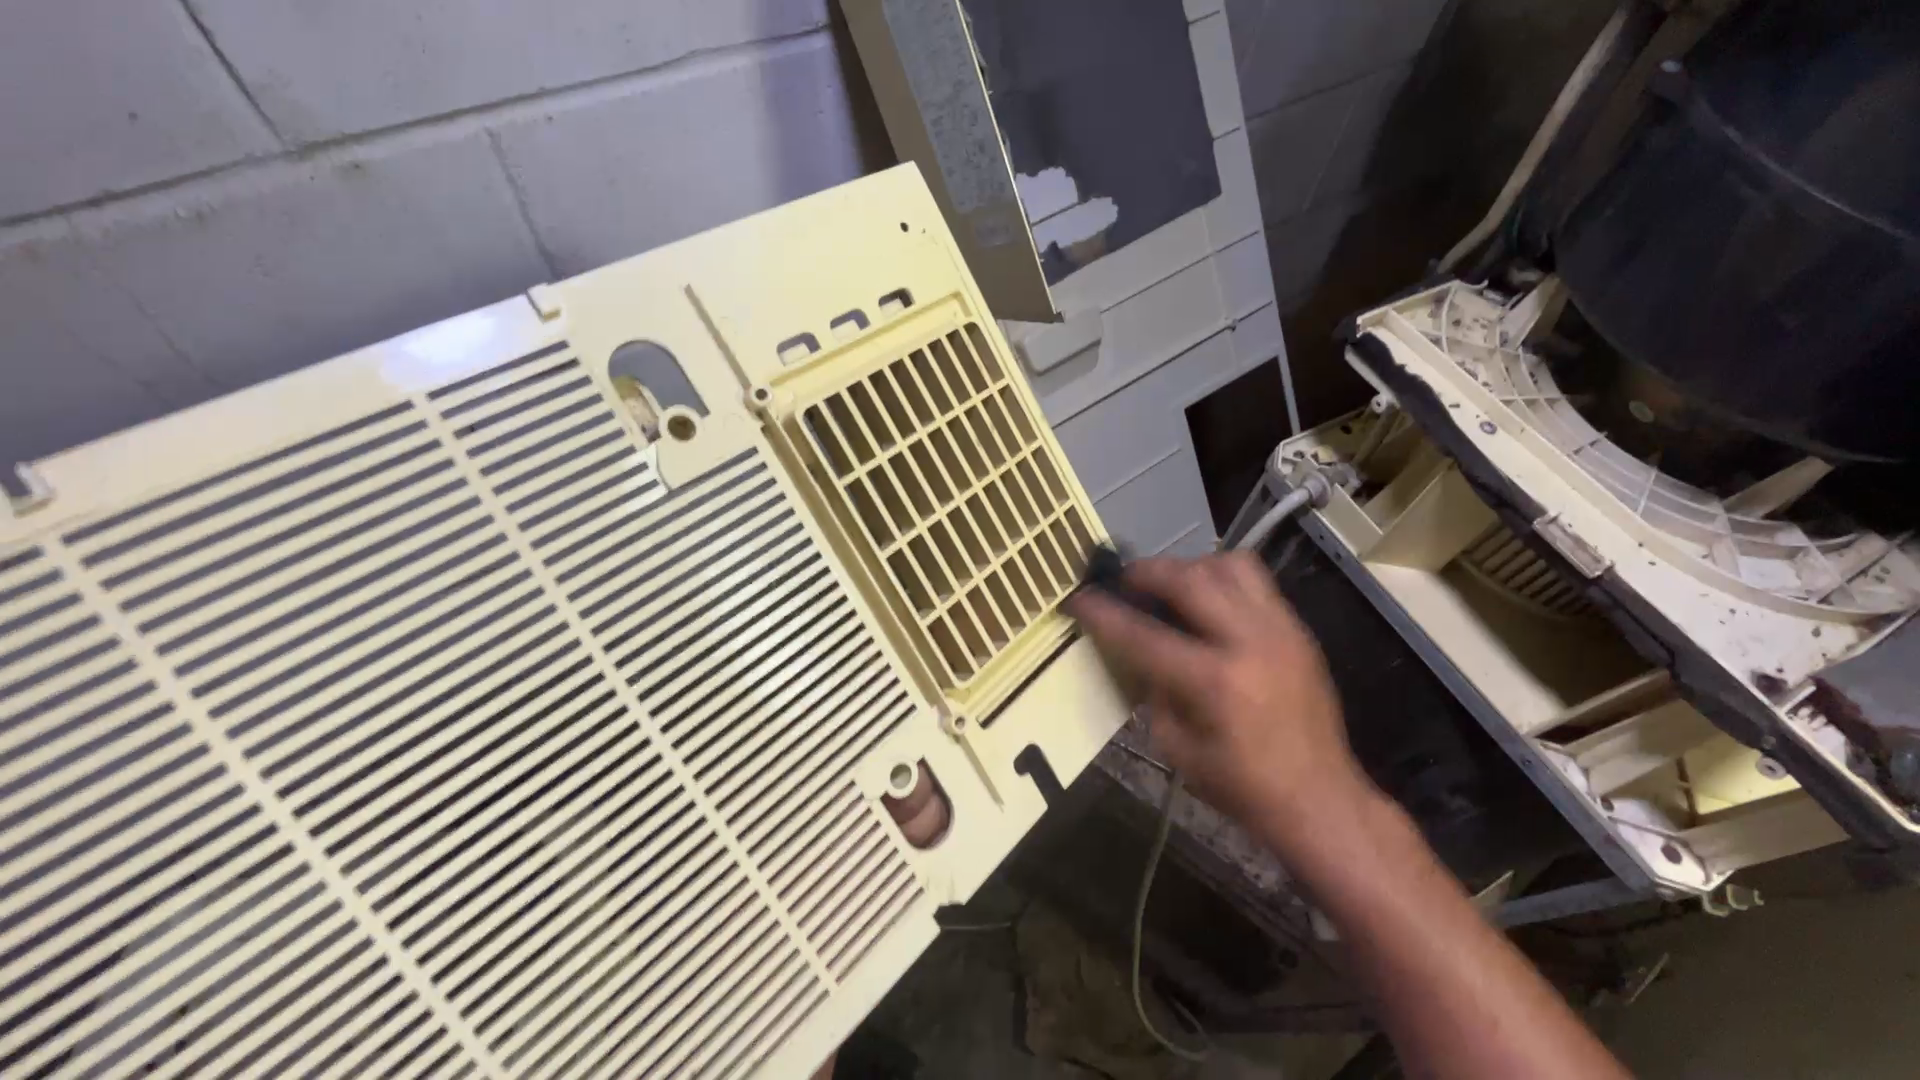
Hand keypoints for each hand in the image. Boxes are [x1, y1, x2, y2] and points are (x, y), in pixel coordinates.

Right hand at [1065, 553, 1369, 840]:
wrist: (1318, 797)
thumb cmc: (1240, 785)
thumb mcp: (1176, 747)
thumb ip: (1153, 692)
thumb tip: (1137, 653)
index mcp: (1214, 682)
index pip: (1144, 634)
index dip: (1104, 614)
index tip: (1079, 598)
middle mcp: (1249, 642)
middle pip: (1189, 579)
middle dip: (1147, 572)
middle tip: (1124, 579)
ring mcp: (1280, 630)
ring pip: (1230, 565)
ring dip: (1190, 568)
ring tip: (1171, 586)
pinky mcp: (1298, 630)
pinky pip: (1256, 583)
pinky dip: (1223, 581)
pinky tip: (1208, 604)